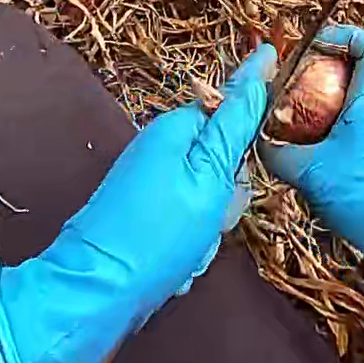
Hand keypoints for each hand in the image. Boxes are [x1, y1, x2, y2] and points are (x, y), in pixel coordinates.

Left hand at [0, 45, 275, 362]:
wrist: (100, 289)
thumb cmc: (159, 232)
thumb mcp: (209, 178)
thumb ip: (234, 127)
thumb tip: (255, 74)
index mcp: (176, 128)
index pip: (228, 104)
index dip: (251, 119)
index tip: (263, 127)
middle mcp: (161, 147)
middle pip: (222, 158)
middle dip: (228, 193)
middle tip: (215, 217)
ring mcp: (152, 179)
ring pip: (210, 194)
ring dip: (210, 224)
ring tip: (192, 245)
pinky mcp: (148, 210)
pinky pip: (190, 218)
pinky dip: (192, 242)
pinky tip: (178, 262)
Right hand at [258, 25, 363, 274]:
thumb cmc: (360, 200)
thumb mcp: (306, 172)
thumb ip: (273, 150)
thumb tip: (252, 134)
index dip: (346, 35)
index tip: (316, 40)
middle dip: (332, 54)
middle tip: (301, 61)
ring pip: (361, 83)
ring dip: (332, 78)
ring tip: (299, 87)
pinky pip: (355, 106)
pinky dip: (332, 102)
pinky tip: (307, 119)